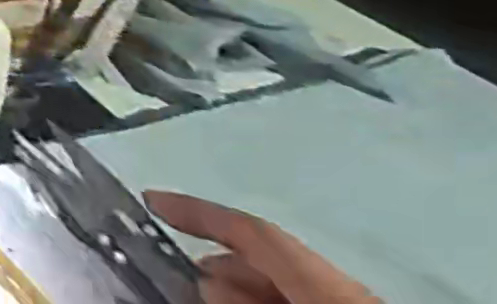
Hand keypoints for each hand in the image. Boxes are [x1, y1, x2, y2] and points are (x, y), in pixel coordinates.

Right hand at [145, 191, 381, 303]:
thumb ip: (240, 302)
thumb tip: (205, 285)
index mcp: (329, 289)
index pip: (253, 232)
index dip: (198, 211)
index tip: (150, 201)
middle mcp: (346, 294)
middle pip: (274, 263)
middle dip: (223, 267)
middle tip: (183, 281)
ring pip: (292, 292)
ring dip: (247, 293)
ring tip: (212, 303)